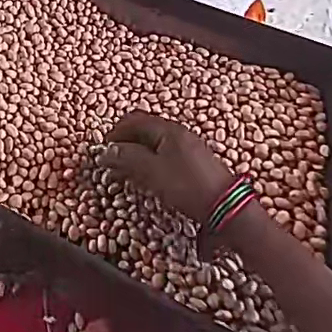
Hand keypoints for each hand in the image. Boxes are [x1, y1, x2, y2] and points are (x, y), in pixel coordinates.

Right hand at [99, 112, 236, 222]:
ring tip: (125, 170)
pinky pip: (164, 155)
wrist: (228, 210)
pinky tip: (147, 177)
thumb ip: (127, 157)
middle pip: (143, 130)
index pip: (133, 121)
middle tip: (111, 159)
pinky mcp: (194, 164)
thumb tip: (105, 151)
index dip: (114, 133)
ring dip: (136, 153)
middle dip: (124, 142)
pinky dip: (150, 161)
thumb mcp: (152, 171)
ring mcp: (188, 149)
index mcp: (167, 130)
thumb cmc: (187, 186)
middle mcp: (178, 134)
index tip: (102, 149)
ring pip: (154, 144)